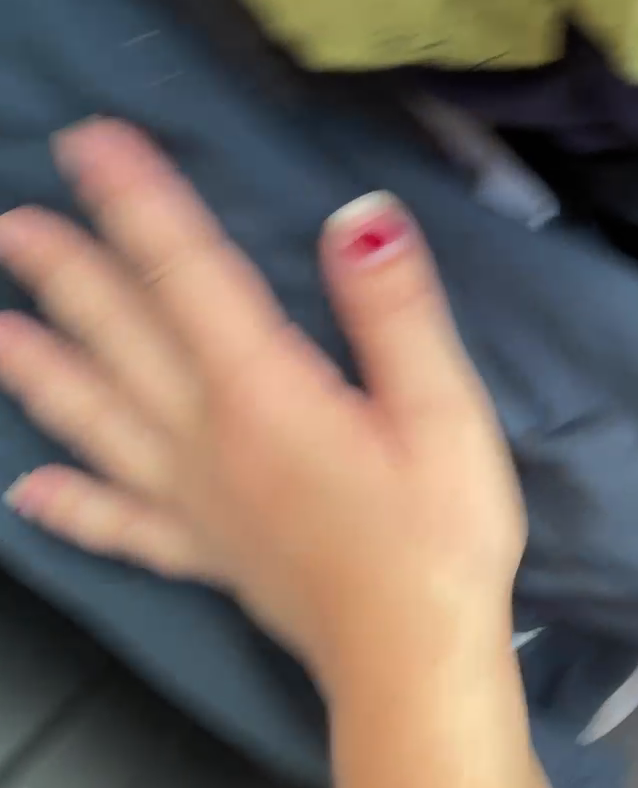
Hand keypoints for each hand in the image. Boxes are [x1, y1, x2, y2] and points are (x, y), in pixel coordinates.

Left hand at [0, 119, 524, 700]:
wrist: (417, 644)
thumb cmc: (445, 526)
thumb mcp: (445, 412)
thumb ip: (397, 317)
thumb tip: (360, 217)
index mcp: (267, 394)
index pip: (192, 281)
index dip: (145, 208)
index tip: (95, 143)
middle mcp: (209, 440)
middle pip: (129, 343)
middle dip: (76, 276)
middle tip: (22, 223)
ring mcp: (202, 504)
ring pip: (101, 424)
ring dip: (43, 370)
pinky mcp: (217, 557)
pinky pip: (126, 525)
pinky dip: (76, 507)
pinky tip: (36, 493)